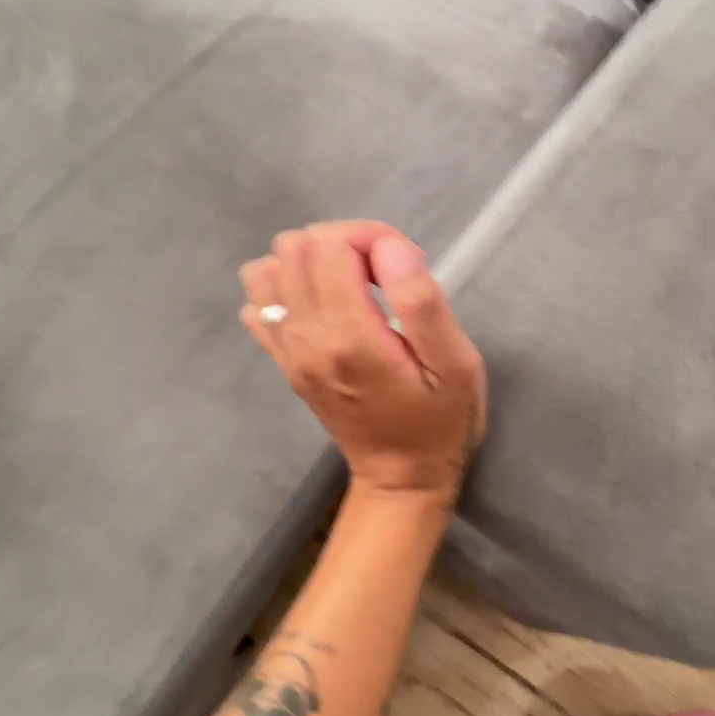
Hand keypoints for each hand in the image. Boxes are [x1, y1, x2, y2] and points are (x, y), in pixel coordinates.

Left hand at [240, 221, 486, 503]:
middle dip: (342, 242)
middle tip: (382, 271)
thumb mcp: (456, 364)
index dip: (370, 236)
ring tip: (352, 284)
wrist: (402, 479)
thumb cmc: (440, 421)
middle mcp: (306, 339)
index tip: (407, 262)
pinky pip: (258, 305)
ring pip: (267, 269)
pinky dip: (285, 290)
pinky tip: (324, 308)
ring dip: (310, 262)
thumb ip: (422, 301)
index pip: (330, 245)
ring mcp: (288, 352)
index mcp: (349, 336)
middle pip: (294, 248)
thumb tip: (390, 249)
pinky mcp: (284, 363)